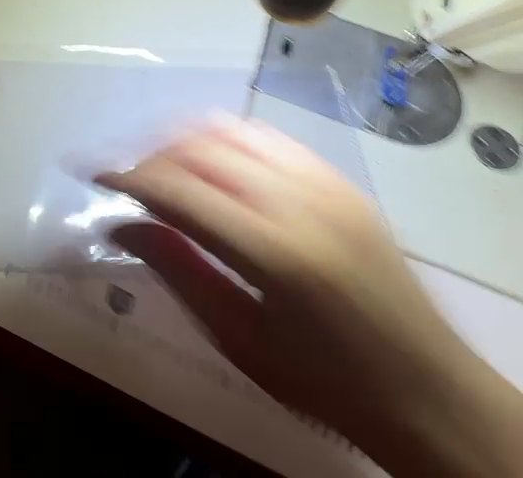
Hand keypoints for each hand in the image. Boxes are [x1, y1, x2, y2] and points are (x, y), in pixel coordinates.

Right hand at [100, 119, 522, 477]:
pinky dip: (226, 138)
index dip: (125, 177)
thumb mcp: (239, 339)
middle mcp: (300, 202)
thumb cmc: (325, 383)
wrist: (430, 392)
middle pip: (198, 148)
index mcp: (273, 252)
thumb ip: (178, 271)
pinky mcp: (341, 181)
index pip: (176, 189)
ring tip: (157, 164)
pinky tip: (209, 161)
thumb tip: (120, 226)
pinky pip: (269, 137)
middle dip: (147, 154)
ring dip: (183, 138)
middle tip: (122, 178)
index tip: (92, 176)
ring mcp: (326, 184)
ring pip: (231, 130)